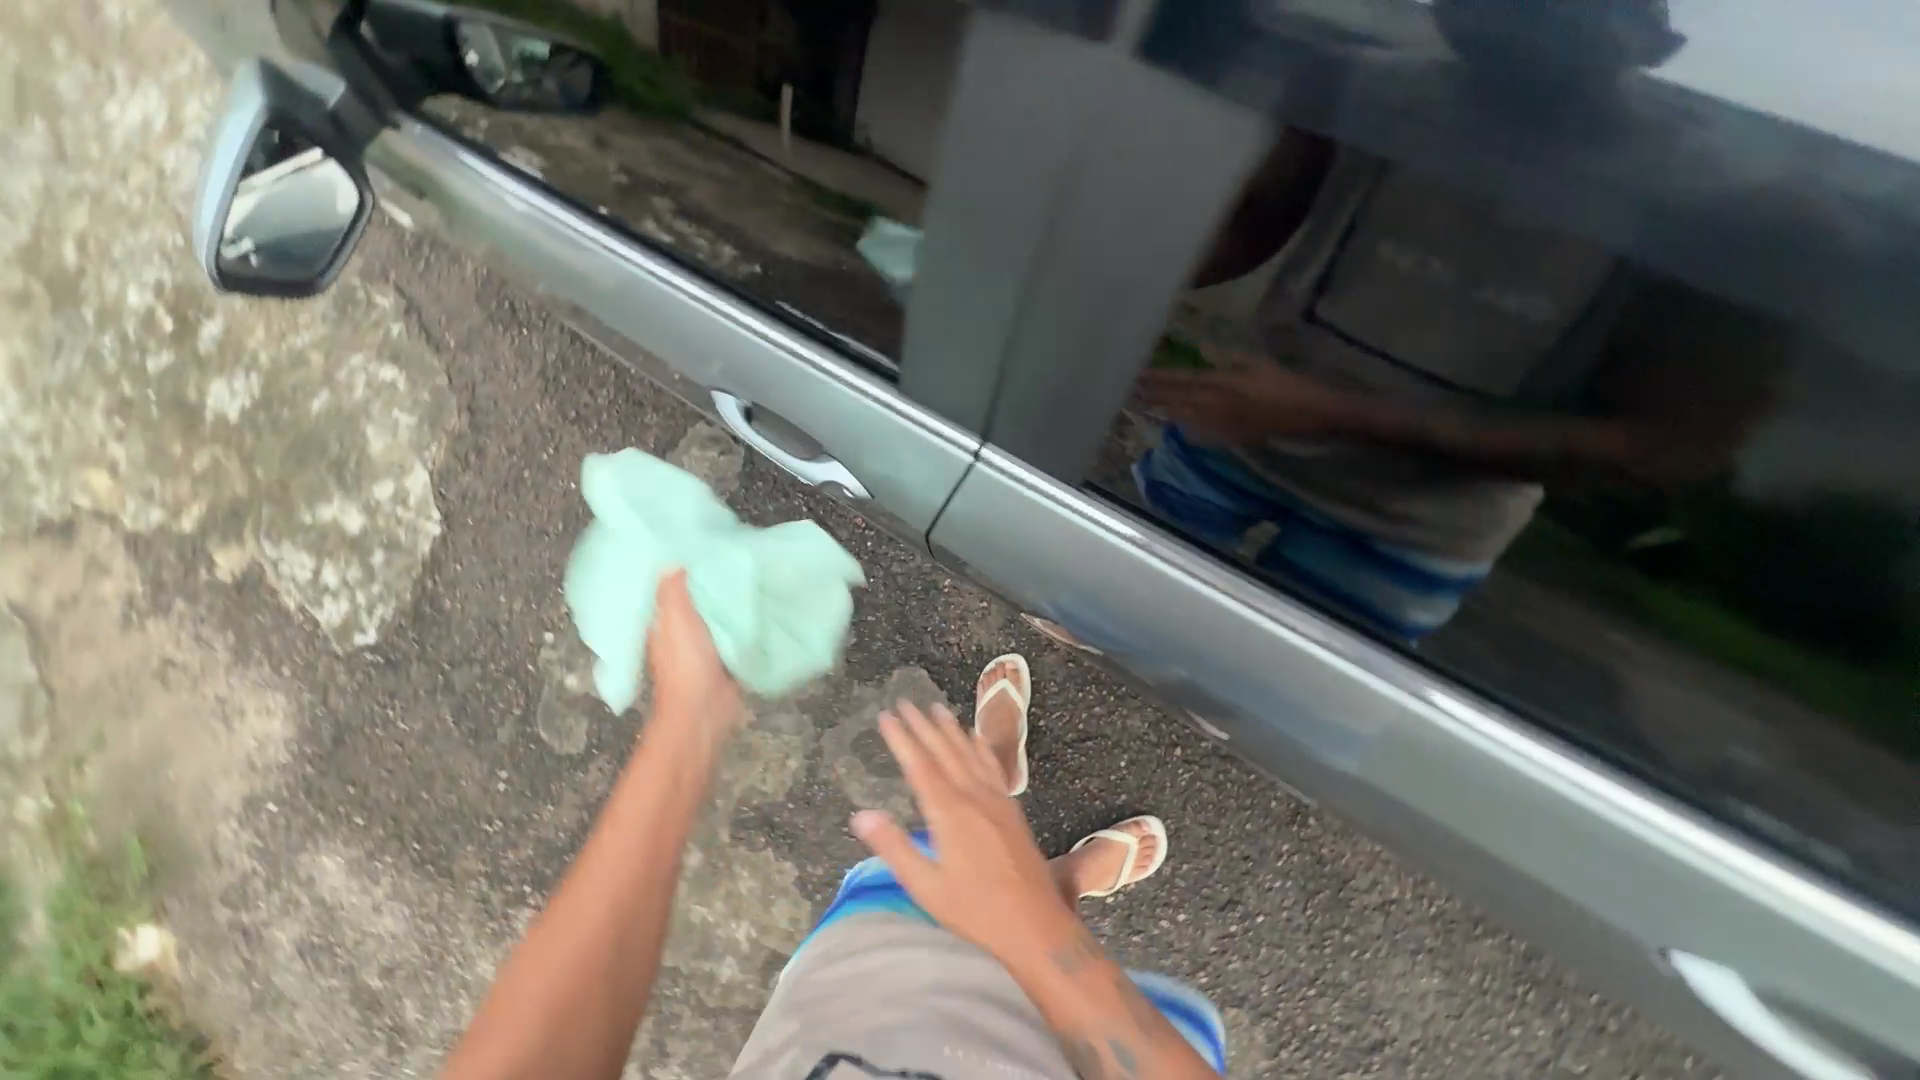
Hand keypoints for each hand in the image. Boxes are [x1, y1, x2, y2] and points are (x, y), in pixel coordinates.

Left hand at [646, 570, 740, 731]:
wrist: (707, 708)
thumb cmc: (686, 664)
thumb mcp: (675, 621)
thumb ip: (673, 593)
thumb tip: (672, 564)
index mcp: (664, 628)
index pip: (671, 597)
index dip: (683, 577)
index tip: (702, 554)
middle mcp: (682, 639)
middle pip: (698, 608)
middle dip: (713, 591)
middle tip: (735, 562)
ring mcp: (706, 653)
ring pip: (719, 623)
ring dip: (731, 609)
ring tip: (751, 580)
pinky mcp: (728, 663)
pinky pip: (738, 640)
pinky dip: (746, 629)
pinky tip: (761, 611)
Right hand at [850, 702, 1073, 960]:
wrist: (1034, 924)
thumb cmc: (974, 910)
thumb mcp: (926, 887)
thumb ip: (894, 848)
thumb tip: (861, 814)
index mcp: (950, 813)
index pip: (920, 766)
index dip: (902, 740)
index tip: (886, 716)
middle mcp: (974, 797)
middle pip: (945, 752)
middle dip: (923, 726)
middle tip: (906, 702)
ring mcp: (996, 801)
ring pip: (970, 755)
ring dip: (951, 730)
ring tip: (937, 709)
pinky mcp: (1011, 810)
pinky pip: (992, 767)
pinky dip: (980, 747)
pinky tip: (977, 739)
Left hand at [1136, 355, 1351, 442]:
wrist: (1313, 415)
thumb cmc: (1290, 385)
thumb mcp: (1259, 364)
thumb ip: (1230, 361)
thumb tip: (1208, 356)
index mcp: (1222, 384)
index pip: (1181, 381)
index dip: (1158, 379)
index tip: (1137, 375)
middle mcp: (1216, 406)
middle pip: (1176, 401)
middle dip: (1153, 396)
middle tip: (1129, 392)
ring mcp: (1222, 425)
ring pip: (1184, 418)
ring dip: (1163, 411)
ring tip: (1142, 406)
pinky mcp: (1231, 438)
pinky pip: (1201, 433)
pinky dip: (1185, 427)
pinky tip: (1174, 425)